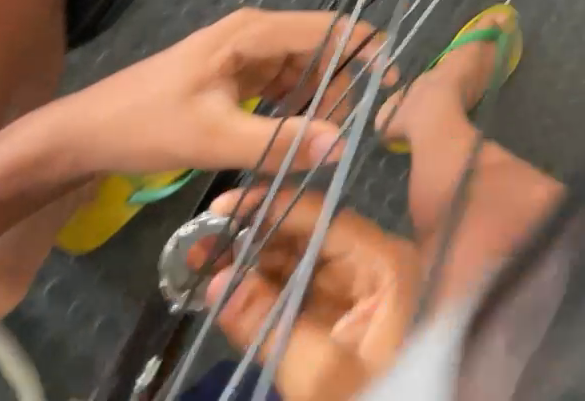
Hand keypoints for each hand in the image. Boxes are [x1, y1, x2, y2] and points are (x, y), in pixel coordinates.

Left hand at [37, 9, 383, 175]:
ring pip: (307, 70)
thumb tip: (344, 147)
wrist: (84, 133)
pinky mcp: (238, 72)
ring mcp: (247, 52)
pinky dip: (297, 107)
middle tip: (341, 134)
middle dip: (342, 87)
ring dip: (319, 101)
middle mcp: (256, 33)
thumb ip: (281, 141)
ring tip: (316, 140)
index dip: (367, 51)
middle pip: (324, 50)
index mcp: (254, 33)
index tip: (391, 86)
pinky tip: (290, 135)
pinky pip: (286, 84)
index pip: (331, 28)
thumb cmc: (146, 126)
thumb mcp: (214, 138)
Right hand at [202, 188, 418, 400]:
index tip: (222, 209)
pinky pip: (294, 290)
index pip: (325, 218)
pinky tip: (220, 287)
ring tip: (198, 260)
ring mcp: (354, 287)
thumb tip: (221, 281)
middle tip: (201, 240)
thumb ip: (271, 326)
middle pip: (307, 235)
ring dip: (249, 262)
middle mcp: (372, 263)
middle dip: (253, 237)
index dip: (272, 208)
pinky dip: (259, 290)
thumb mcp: (323, 376)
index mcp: (385, 263)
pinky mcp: (337, 313)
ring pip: (296, 261)